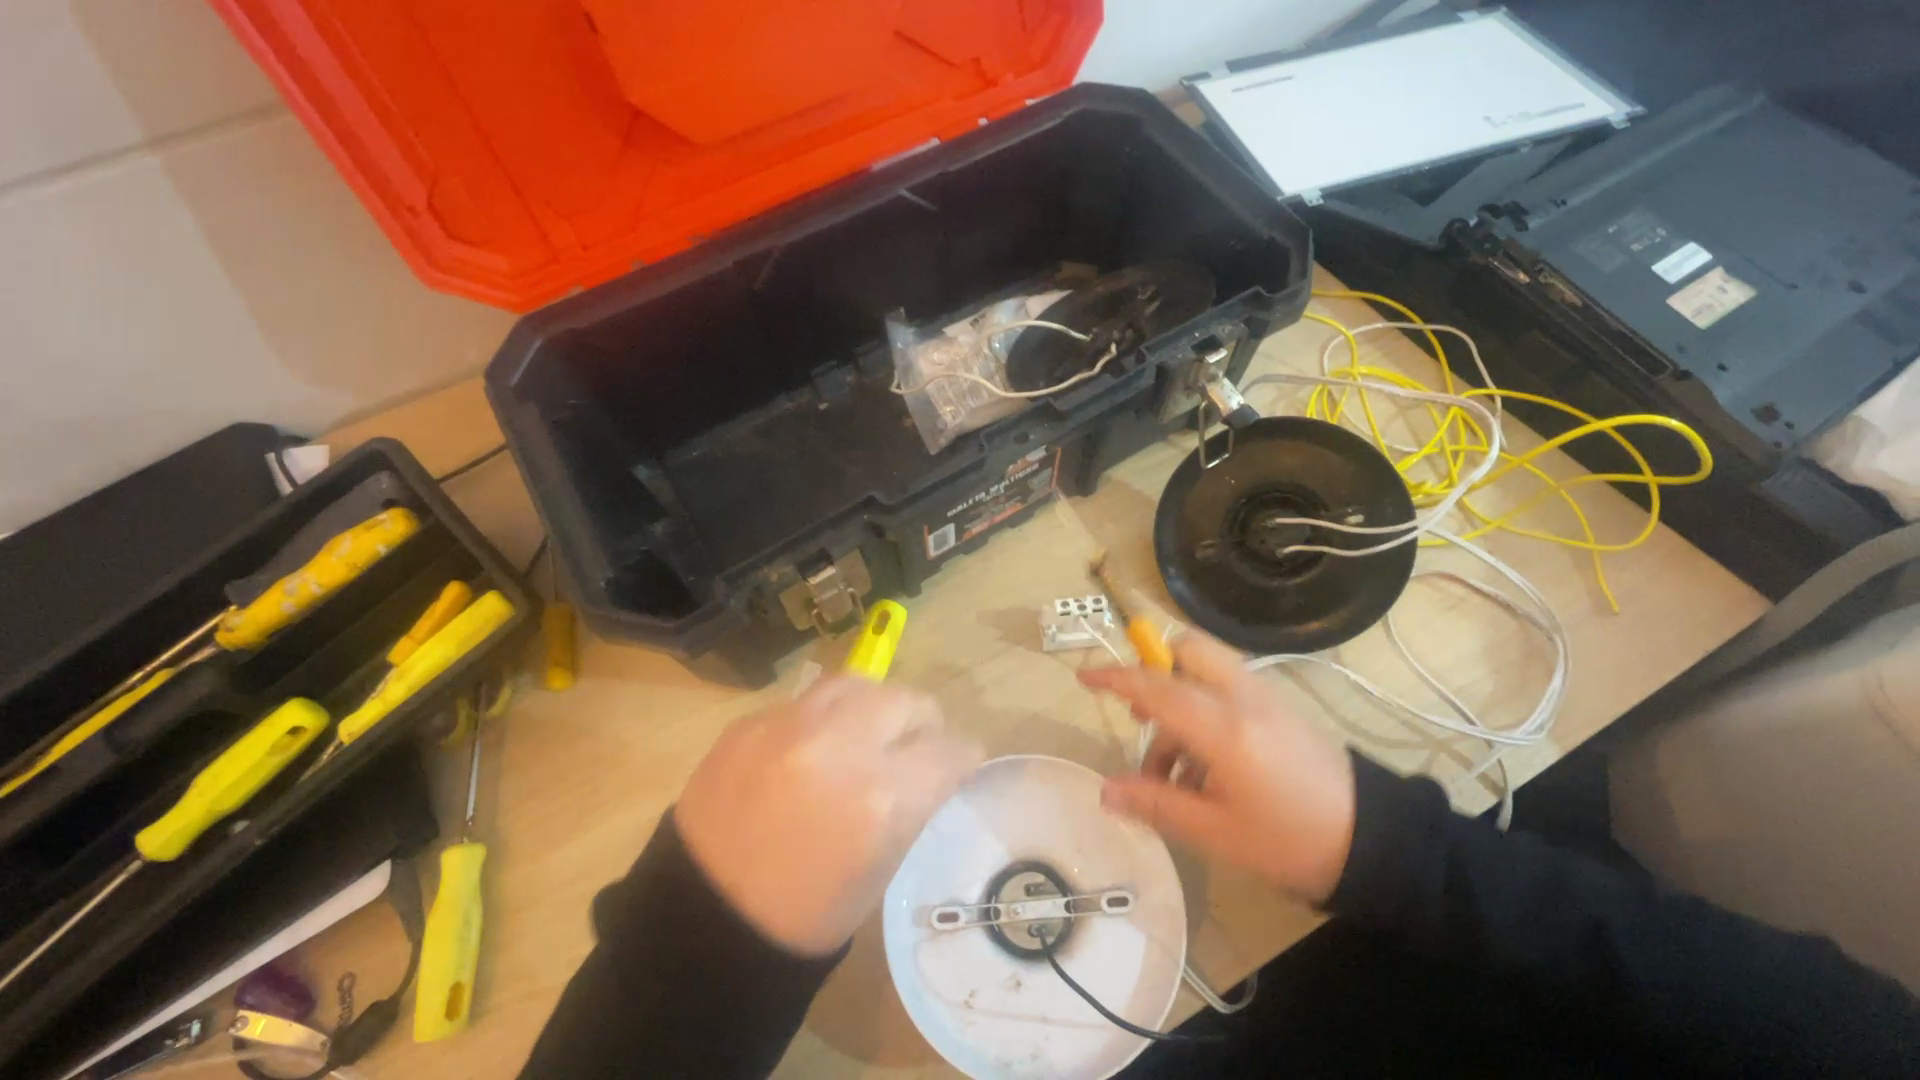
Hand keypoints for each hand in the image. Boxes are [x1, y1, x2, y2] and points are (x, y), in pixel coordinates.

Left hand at [674, 678, 982, 955]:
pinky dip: (821, 719)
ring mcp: (788, 726)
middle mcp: (840, 745)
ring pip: (856, 683)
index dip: (961, 759)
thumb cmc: (806, 914)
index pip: (950, 748)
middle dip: (921, 723)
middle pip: (906, 700)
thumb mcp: (881, 868)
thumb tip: (928, 770)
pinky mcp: (748, 723)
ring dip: (872, 707)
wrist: (704, 918)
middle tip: (912, 747)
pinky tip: (811, 749)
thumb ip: (911, 806)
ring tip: (864, 732)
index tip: (955, 767)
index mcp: (883, 797)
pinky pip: (804, 701)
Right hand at [1080, 632, 1356, 904]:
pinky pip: (1231, 688)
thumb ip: (1156, 803)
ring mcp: (1268, 697)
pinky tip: (1207, 768)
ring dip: (1180, 701)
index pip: (1156, 686)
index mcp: (1223, 726)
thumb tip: (1106, 790)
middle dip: (1156, 672)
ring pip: (1208, 670)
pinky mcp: (1283, 708)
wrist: (1372, 844)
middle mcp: (1244, 697)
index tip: (1083, 677)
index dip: (1115, 678)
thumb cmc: (1287, 841)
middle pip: (1188, 650)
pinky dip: (1206, 709)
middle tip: (1142, 720)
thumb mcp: (1214, 832)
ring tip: (1175, 771)